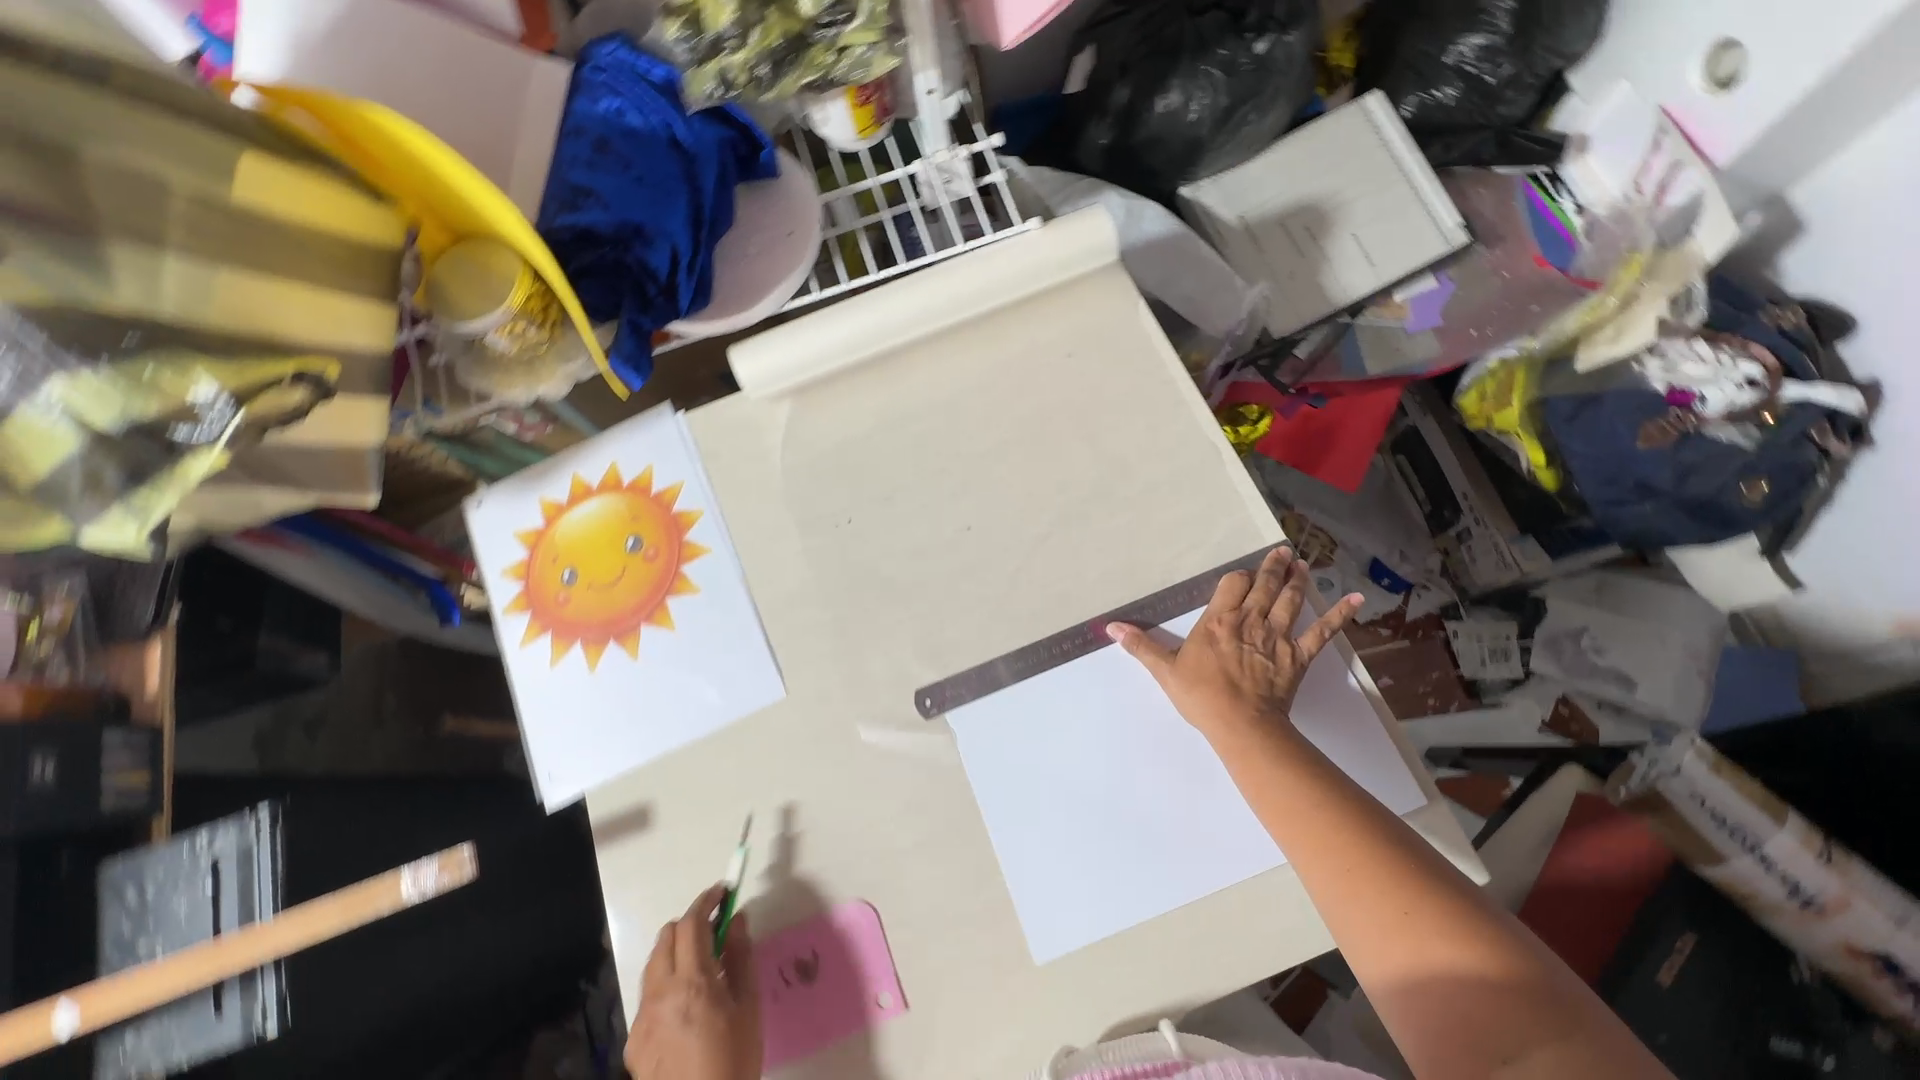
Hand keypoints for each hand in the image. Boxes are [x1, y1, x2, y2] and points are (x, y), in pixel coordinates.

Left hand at [625, 884, 762, 1079]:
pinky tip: (687, 1010)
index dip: (706, 902)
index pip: (692, 924)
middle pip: (666, 938)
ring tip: (702, 967)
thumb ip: (741, 958)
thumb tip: (737, 920)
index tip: (722, 893)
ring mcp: (642, 1017)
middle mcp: (660, 993)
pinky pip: (648, 998)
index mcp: (694, 982)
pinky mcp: (633, 1041)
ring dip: (675, 953)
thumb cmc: (735, 1061)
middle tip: (715, 929)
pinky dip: (666, 987)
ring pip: (653, 966)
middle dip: (689, 924)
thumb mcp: (749, 1008)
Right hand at [1107, 547, 1361, 744]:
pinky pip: (1322, 631)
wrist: (1241, 724)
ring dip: (1299, 580)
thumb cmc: (1202, 697)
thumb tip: (1110, 627)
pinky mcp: (1299, 656)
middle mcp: (1250, 621)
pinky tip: (1356, 599)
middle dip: (1274, 567)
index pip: (1233, 585)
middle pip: (1266, 586)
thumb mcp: (1165, 670)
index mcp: (1218, 621)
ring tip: (1303, 564)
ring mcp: (1278, 637)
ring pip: (1292, 600)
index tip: (1244, 574)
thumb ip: (1141, 646)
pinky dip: (1340, 615)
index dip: (1240, 577)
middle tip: (1283, 551)